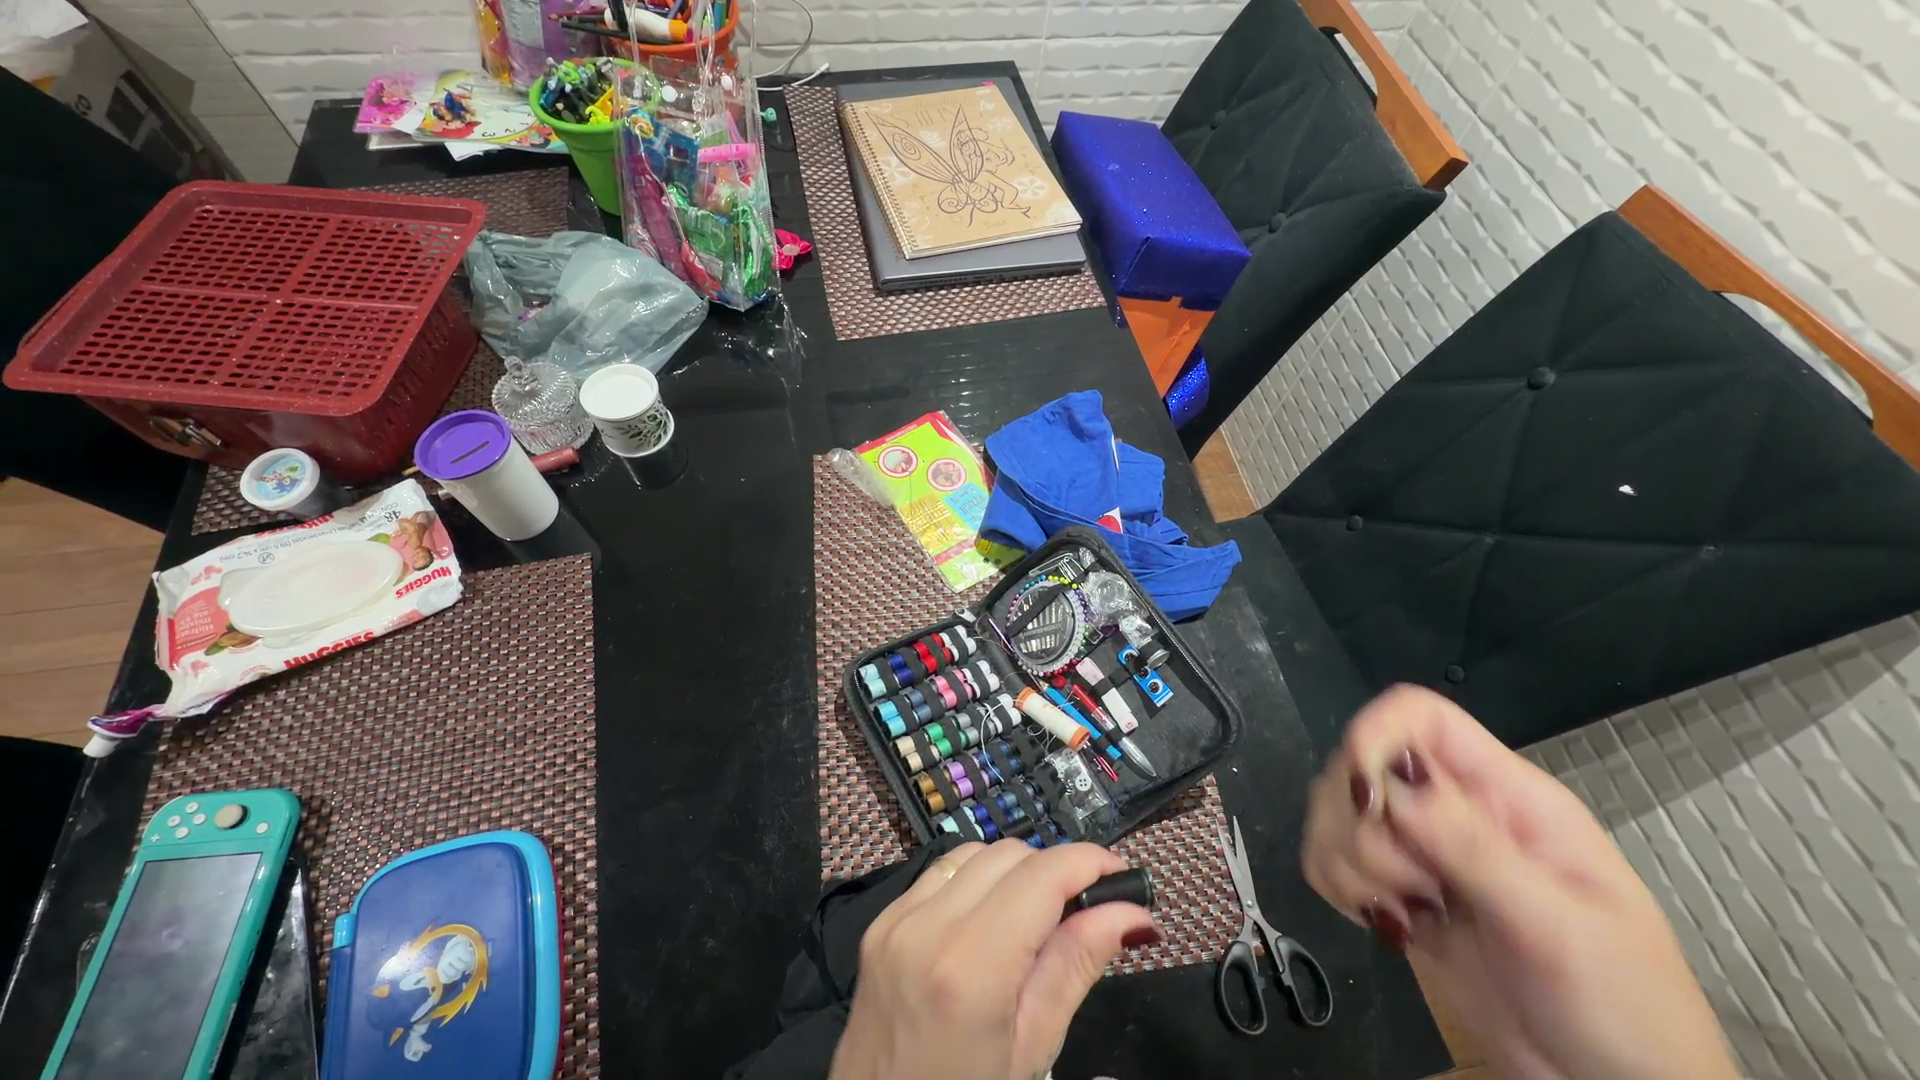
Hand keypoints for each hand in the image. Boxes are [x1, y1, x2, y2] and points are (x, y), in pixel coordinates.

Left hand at [830, 841, 1156, 1079]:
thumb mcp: (1033, 1047)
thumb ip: (1077, 965)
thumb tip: (1131, 912)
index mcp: (970, 967)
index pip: (1042, 875)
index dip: (1090, 863)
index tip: (1123, 876)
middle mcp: (927, 926)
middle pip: (1010, 855)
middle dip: (1056, 869)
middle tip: (1086, 909)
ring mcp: (896, 919)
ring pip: (974, 853)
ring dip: (1016, 871)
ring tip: (1038, 916)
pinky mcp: (880, 922)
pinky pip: (940, 873)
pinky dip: (976, 880)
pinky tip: (990, 919)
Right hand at [1302, 685, 1738, 1079]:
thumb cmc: (1622, 1006)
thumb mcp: (1559, 926)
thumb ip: (1475, 849)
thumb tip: (1391, 780)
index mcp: (1506, 795)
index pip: (1420, 717)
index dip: (1374, 735)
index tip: (1365, 799)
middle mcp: (1454, 809)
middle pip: (1360, 763)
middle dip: (1360, 824)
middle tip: (1412, 888)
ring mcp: (1421, 852)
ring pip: (1336, 811)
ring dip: (1347, 861)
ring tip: (1405, 912)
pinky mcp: (1396, 894)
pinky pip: (1331, 860)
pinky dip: (1336, 885)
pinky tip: (1383, 921)